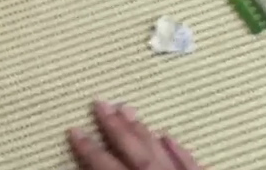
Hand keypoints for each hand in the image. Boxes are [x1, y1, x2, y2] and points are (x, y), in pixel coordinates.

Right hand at [68, 101, 204, 169]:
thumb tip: (84, 167)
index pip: (106, 164)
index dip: (88, 147)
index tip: (74, 129)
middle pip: (133, 149)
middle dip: (114, 125)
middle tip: (99, 101)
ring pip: (159, 150)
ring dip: (141, 130)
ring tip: (126, 108)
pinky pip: (191, 164)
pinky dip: (178, 149)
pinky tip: (167, 135)